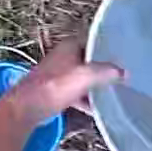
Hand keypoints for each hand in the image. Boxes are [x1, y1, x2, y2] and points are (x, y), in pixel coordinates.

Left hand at [0, 39, 123, 130]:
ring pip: (82, 77)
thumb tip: (124, 73)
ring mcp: (58, 73)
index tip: (123, 57)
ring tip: (111, 94)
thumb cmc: (55, 86)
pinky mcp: (54, 90)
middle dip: (103, 70)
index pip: (94, 41)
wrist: (28, 107)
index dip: (108, 49)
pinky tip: (95, 109)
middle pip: (89, 61)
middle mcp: (63, 56)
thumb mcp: (86, 76)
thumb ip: (107, 72)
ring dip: (95, 86)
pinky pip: (75, 92)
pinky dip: (85, 99)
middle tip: (120, 77)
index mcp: (70, 46)